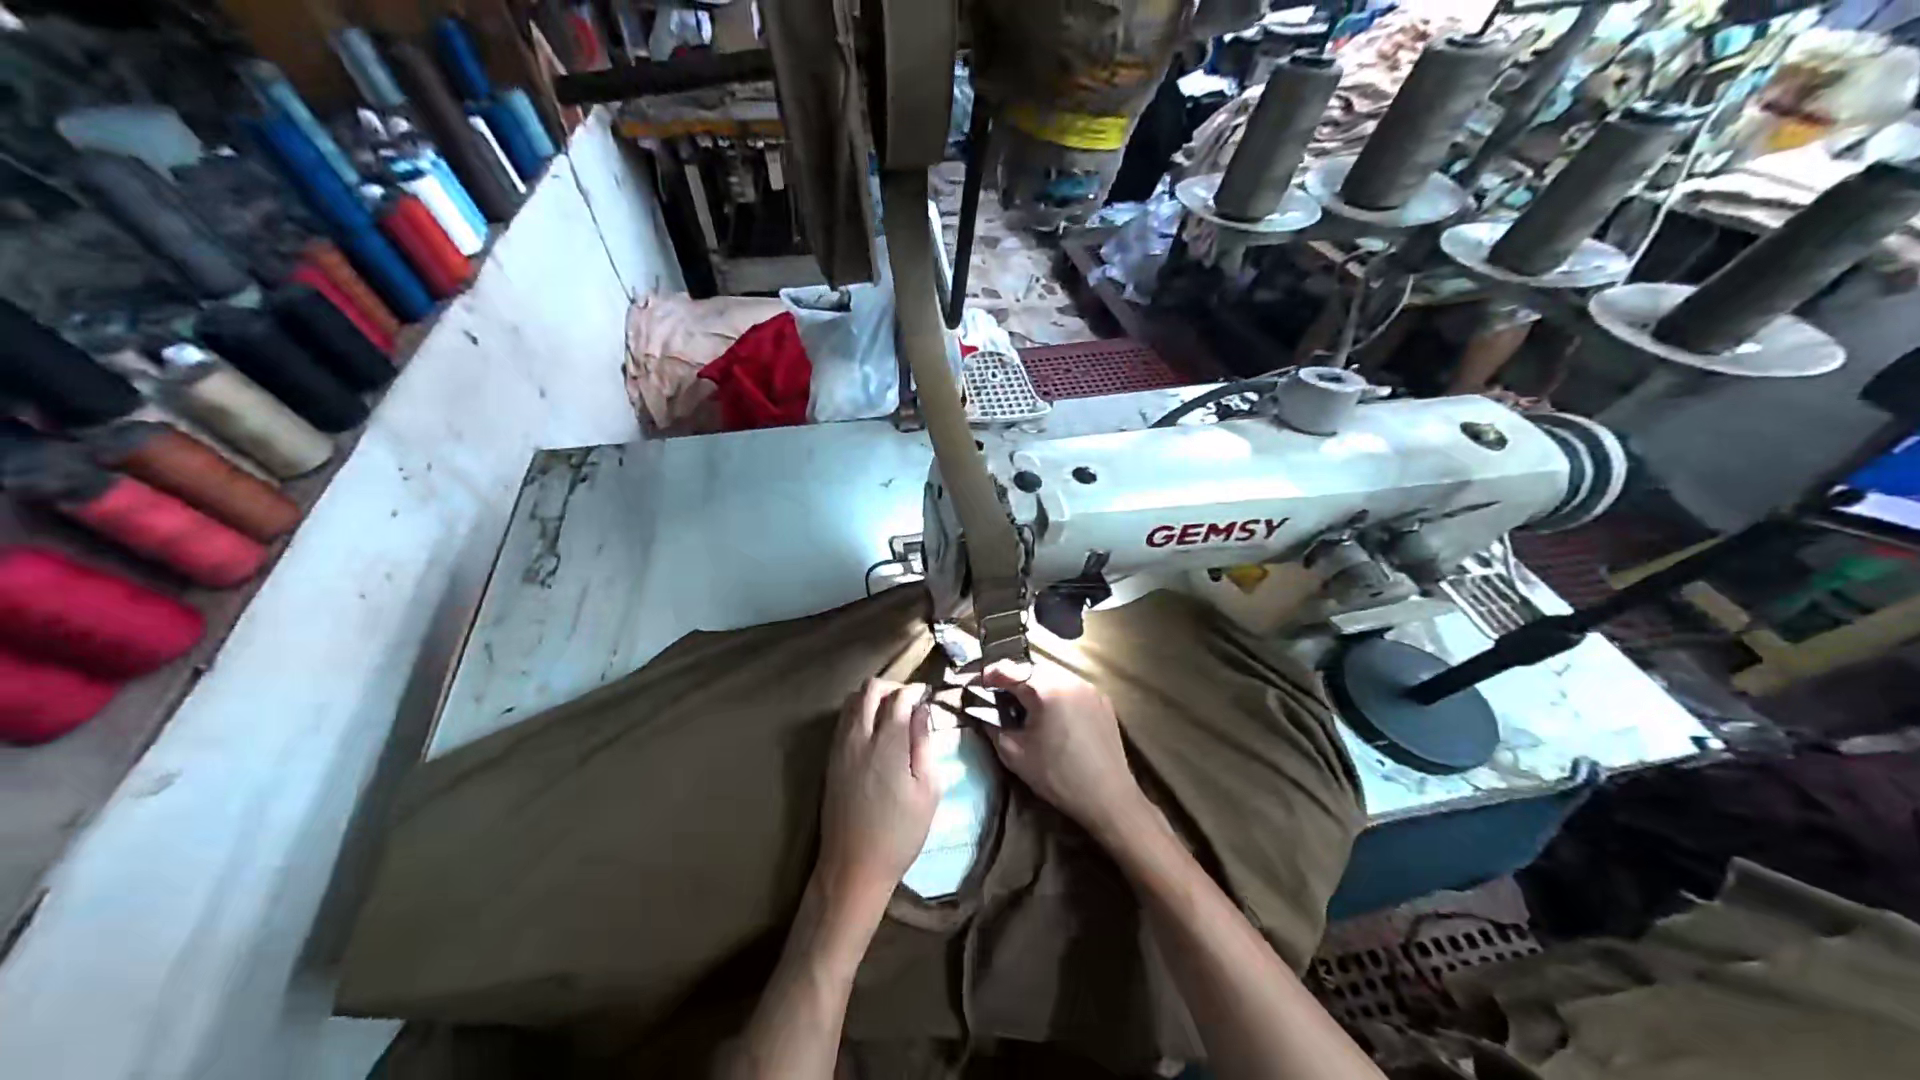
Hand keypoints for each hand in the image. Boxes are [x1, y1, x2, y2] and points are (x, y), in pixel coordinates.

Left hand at [817, 679, 939, 904]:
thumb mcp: (928, 790)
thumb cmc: (900, 832)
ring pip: (851, 700)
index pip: (898, 696)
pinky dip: (858, 712)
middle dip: (892, 686)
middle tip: (909, 701)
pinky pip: (842, 720)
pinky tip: (874, 732)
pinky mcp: (830, 759)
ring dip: (872, 697)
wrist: (853, 865)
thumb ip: (924, 744)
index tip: (927, 695)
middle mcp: (859, 737)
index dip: (915, 690)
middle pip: (869, 689)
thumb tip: (922, 711)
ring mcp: (840, 747)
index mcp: (887, 743)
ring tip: (891, 714)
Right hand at [980, 659, 1148, 841]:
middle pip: (1031, 669)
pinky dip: (1056, 694)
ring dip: (1035, 685)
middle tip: (998, 697)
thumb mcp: (1014, 753)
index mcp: (1045, 688)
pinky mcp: (1102, 700)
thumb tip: (981, 710)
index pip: (1008, 670)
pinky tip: (1052, 716)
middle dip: (1012, 679)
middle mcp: (1069, 679)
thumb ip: (992, 725)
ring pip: (1053, 675)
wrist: (1108, 797)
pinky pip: (1071, 687)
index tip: (976, 685)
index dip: (987, 675)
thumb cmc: (1057, 776)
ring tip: (1025, 707)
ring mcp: (1089, 688)